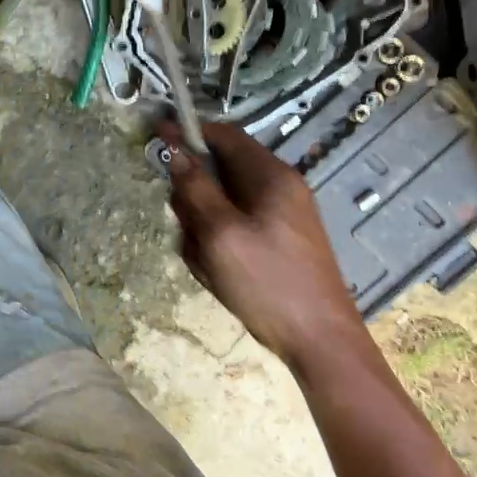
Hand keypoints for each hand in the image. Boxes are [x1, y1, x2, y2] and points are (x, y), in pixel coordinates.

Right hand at [161, 120, 365, 365]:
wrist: (321, 345)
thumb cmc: (269, 282)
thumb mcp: (221, 233)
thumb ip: (195, 188)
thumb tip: (174, 151)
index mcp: (271, 177)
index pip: (224, 134)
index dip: (187, 131)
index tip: (155, 136)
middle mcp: (278, 189)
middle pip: (217, 171)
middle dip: (194, 196)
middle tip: (189, 228)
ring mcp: (279, 217)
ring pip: (220, 203)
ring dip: (202, 227)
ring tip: (207, 261)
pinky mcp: (276, 242)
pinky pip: (232, 229)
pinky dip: (217, 244)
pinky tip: (219, 274)